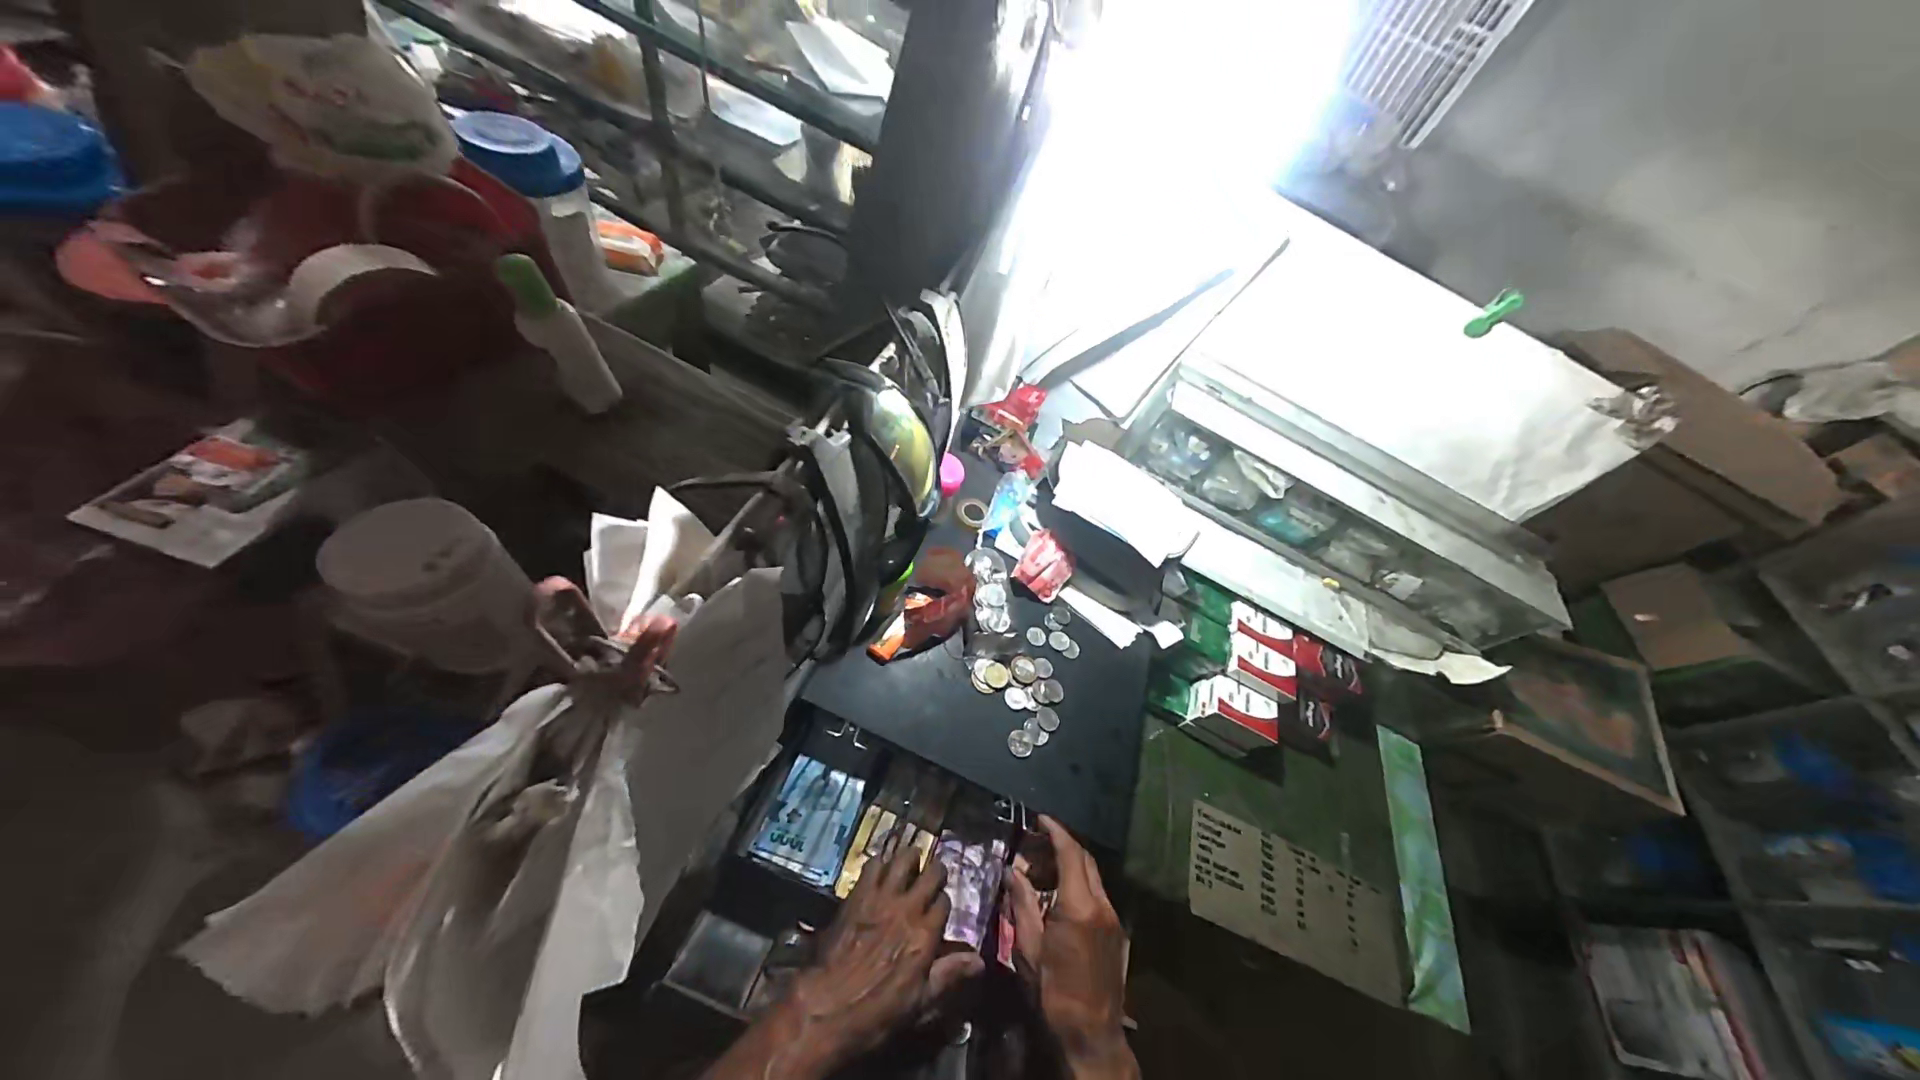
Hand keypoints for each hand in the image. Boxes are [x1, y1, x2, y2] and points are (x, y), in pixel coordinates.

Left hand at [780, 843, 984, 1072]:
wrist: (828, 1005)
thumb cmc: (877, 1011)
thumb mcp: (920, 1002)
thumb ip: (949, 975)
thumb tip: (979, 960)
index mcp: (926, 934)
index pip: (944, 902)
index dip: (943, 902)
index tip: (939, 907)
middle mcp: (908, 908)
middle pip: (931, 873)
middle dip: (935, 872)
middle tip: (932, 875)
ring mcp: (882, 898)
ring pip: (904, 859)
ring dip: (910, 859)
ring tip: (910, 862)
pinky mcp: (858, 894)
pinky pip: (873, 865)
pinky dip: (880, 862)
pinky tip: (880, 869)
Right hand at [1007, 816, 1135, 1078]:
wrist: (1091, 1034)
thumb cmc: (1053, 992)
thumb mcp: (1029, 947)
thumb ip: (1022, 902)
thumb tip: (1012, 871)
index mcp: (1080, 906)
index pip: (1071, 853)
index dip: (1055, 831)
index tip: (1040, 818)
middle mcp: (1103, 905)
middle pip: (1085, 860)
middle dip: (1062, 844)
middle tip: (1035, 842)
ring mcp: (1113, 919)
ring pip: (1093, 877)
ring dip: (1070, 865)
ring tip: (1042, 869)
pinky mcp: (1116, 933)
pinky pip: (1098, 895)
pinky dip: (1078, 884)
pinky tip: (1058, 895)